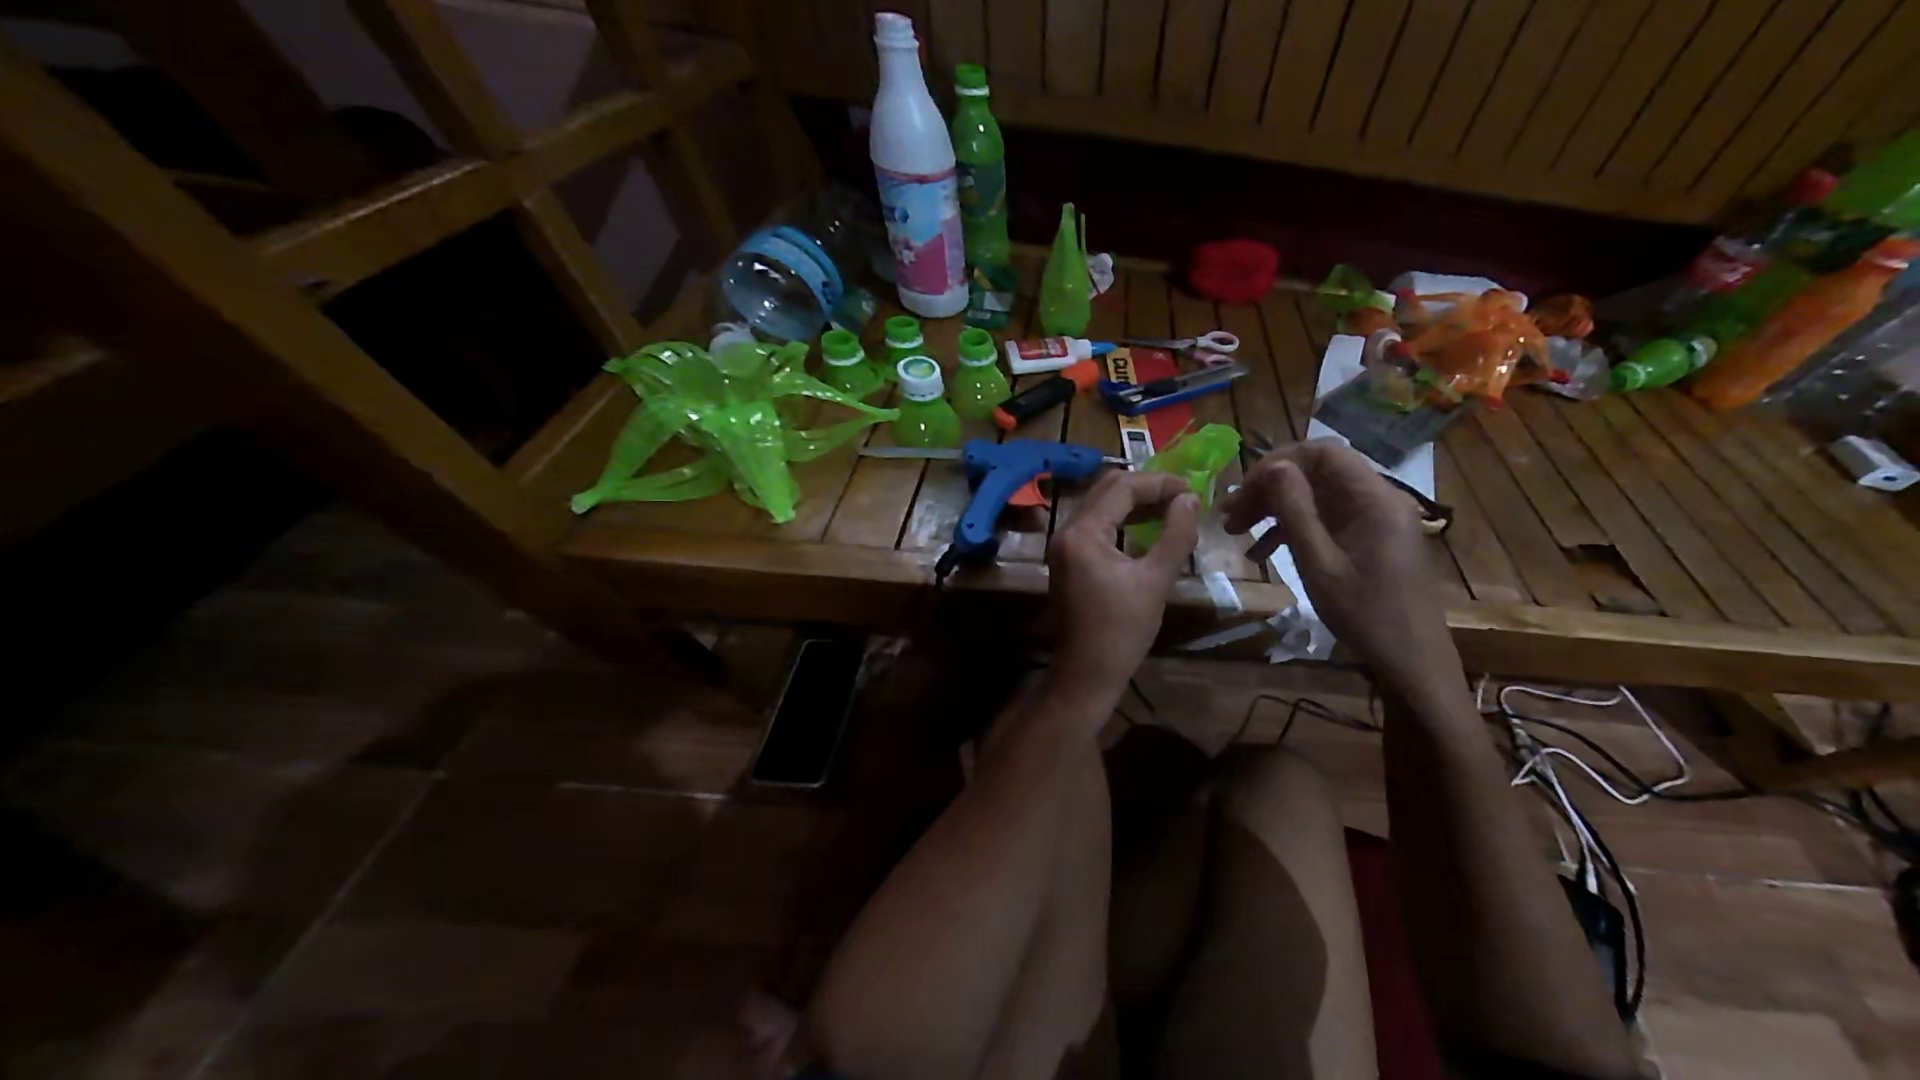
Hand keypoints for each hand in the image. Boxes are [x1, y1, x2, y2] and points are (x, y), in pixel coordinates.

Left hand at [1046, 470, 1199, 704]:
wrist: (1087, 672)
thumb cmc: (1122, 629)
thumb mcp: (1156, 580)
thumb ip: (1176, 534)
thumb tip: (1190, 499)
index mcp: (1083, 533)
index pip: (1122, 488)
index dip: (1159, 483)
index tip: (1192, 488)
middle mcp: (1066, 532)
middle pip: (1106, 490)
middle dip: (1145, 487)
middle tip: (1182, 495)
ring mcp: (1063, 546)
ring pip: (1100, 507)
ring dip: (1134, 503)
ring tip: (1172, 507)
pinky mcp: (1068, 560)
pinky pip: (1095, 526)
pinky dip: (1121, 521)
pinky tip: (1148, 527)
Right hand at [1219, 439, 1456, 694]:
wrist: (1410, 661)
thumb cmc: (1365, 614)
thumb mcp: (1319, 563)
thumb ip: (1295, 510)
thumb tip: (1272, 466)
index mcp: (1373, 499)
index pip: (1322, 452)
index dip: (1277, 463)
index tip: (1242, 491)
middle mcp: (1377, 499)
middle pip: (1316, 473)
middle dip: (1269, 488)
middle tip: (1229, 515)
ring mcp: (1373, 520)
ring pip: (1315, 496)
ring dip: (1274, 508)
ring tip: (1236, 531)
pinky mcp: (1367, 539)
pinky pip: (1324, 520)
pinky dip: (1291, 529)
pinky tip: (1261, 553)